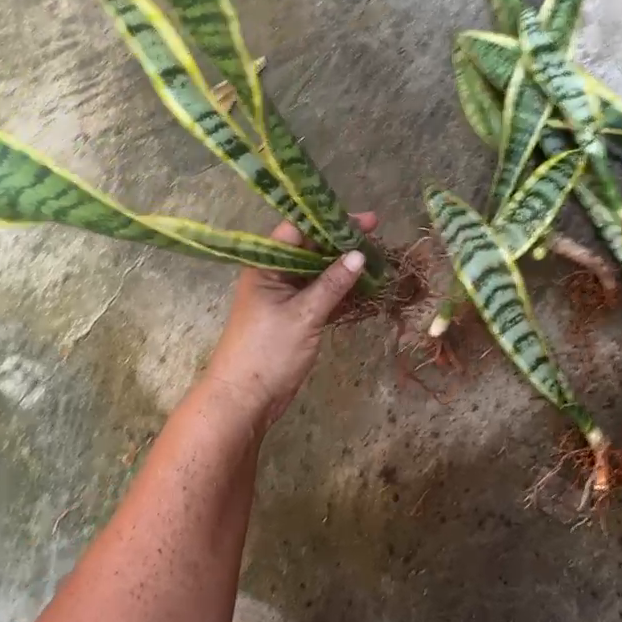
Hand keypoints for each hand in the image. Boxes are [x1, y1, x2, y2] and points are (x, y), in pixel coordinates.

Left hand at [202, 213, 376, 427]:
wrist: (244, 400)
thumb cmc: (267, 351)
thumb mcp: (304, 314)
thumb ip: (332, 283)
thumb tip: (359, 255)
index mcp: (266, 265)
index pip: (299, 229)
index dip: (331, 222)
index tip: (366, 221)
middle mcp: (274, 274)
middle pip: (310, 248)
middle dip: (342, 243)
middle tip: (377, 237)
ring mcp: (283, 296)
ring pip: (317, 272)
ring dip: (343, 267)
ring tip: (377, 259)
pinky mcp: (293, 316)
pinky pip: (320, 293)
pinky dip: (340, 289)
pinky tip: (365, 286)